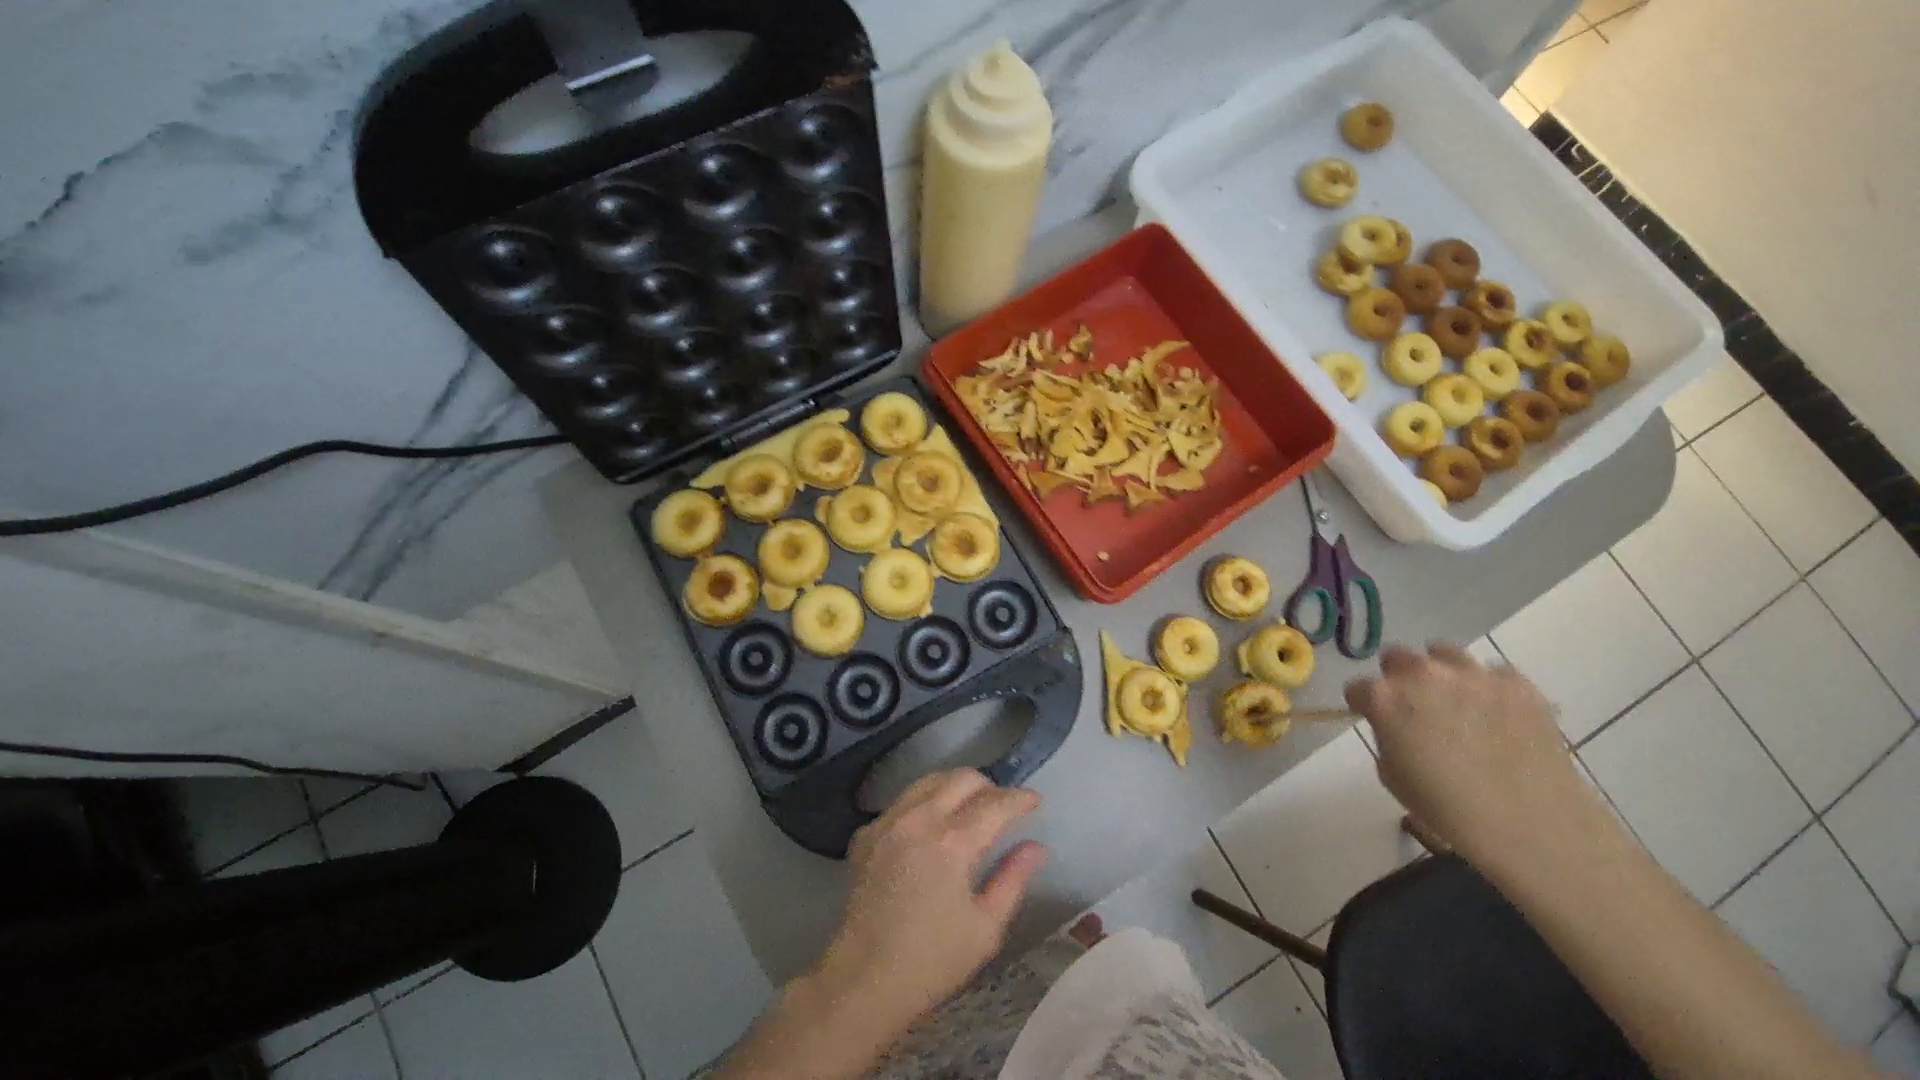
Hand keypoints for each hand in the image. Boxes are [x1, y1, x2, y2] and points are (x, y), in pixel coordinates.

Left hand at [814, 769, 1047, 1031]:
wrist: (864, 980)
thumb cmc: (933, 961)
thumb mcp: (986, 927)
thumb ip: (1013, 879)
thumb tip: (1036, 847)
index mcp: (952, 843)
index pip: (996, 804)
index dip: (1020, 799)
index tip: (1035, 802)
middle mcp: (918, 820)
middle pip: (961, 778)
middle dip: (989, 787)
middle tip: (1003, 809)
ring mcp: (887, 823)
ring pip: (928, 781)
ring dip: (956, 788)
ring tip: (970, 810)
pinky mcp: (866, 835)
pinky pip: (902, 802)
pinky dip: (924, 804)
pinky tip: (931, 830)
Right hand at [1345, 643, 1599, 869]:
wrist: (1528, 821)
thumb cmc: (1446, 808)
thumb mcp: (1392, 776)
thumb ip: (1387, 737)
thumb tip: (1398, 727)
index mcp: (1386, 699)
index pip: (1358, 688)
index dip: (1364, 704)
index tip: (1373, 718)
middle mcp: (1424, 674)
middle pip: (1398, 657)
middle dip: (1399, 678)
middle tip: (1413, 706)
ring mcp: (1473, 673)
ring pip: (1445, 653)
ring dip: (1441, 673)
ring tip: (1455, 701)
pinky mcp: (1516, 682)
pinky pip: (1493, 673)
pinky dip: (1488, 688)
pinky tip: (1497, 715)